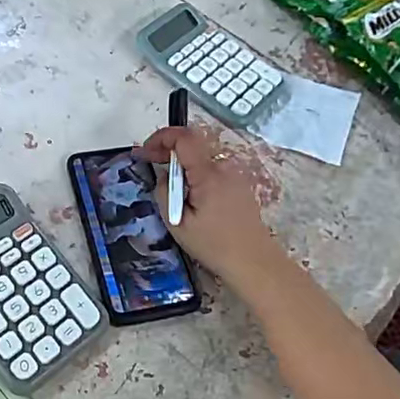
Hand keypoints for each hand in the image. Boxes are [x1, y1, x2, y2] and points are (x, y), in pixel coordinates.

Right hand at [137, 125, 279, 281]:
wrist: (254, 262)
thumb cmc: (214, 245)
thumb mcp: (177, 223)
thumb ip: (164, 192)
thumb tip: (164, 175)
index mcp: (208, 174)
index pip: (184, 137)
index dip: (161, 137)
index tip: (145, 151)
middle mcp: (224, 167)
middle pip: (192, 145)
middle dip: (168, 150)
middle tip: (150, 163)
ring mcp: (235, 174)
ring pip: (201, 158)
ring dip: (183, 164)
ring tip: (171, 187)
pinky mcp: (239, 184)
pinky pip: (212, 170)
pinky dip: (196, 174)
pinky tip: (191, 196)